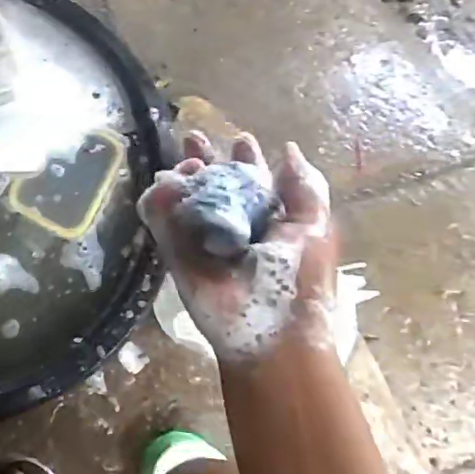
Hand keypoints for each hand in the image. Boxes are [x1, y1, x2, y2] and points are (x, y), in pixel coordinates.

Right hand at [138, 131, 337, 363]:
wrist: (269, 336)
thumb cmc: (301, 283)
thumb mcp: (314, 229)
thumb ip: (304, 188)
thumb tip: (288, 150)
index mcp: (269, 219)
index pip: (253, 181)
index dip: (246, 159)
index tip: (240, 140)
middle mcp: (233, 224)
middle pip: (213, 182)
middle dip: (204, 158)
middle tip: (193, 137)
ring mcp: (201, 238)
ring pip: (184, 196)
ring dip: (182, 175)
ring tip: (185, 162)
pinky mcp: (175, 251)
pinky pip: (162, 219)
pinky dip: (159, 199)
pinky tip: (164, 182)